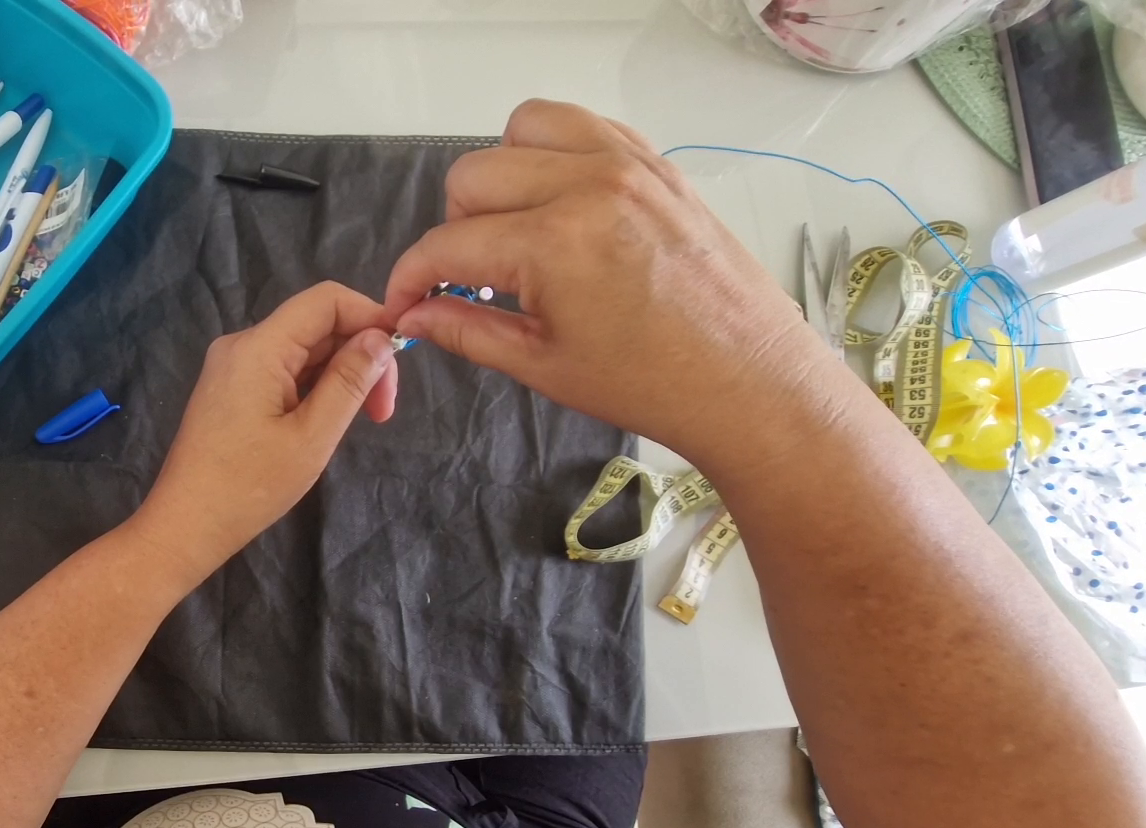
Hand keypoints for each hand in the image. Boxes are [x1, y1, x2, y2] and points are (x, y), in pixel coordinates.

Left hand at [132, 282, 397, 577]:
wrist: (185, 525)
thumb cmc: (249, 487)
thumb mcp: (312, 436)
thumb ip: (349, 382)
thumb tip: (381, 339)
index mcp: (259, 347)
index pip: (327, 300)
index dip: (371, 317)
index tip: (399, 358)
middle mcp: (241, 346)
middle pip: (316, 325)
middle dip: (358, 357)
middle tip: (383, 411)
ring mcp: (232, 368)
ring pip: (301, 352)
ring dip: (338, 378)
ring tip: (358, 422)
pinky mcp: (230, 391)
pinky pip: (282, 373)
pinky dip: (312, 390)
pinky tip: (324, 423)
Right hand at [383, 100, 834, 464]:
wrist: (743, 378)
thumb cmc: (641, 382)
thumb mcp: (537, 363)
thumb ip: (463, 329)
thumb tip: (408, 317)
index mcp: (552, 242)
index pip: (445, 244)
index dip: (409, 279)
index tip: (402, 307)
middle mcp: (586, 183)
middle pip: (471, 176)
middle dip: (452, 232)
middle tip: (468, 282)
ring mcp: (627, 163)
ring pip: (522, 130)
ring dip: (499, 179)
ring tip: (512, 235)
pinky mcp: (655, 162)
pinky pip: (581, 126)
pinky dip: (551, 156)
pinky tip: (556, 209)